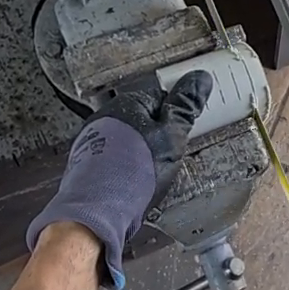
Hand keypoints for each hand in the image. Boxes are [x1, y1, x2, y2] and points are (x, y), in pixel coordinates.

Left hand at [27, 70, 212, 287]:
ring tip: (155, 171)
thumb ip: (186, 107)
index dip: (176, 113)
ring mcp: (93, 142)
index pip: (160, 96)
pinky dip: (129, 168)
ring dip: (142, 153)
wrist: (98, 211)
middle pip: (142, 119)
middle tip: (172, 151)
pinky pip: (116, 160)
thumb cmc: (135, 170)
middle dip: (158, 134)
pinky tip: (138, 182)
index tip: (186, 127)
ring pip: (128, 141)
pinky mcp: (89, 166)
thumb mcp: (172, 135)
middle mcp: (104, 118)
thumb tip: (199, 78)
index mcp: (125, 103)